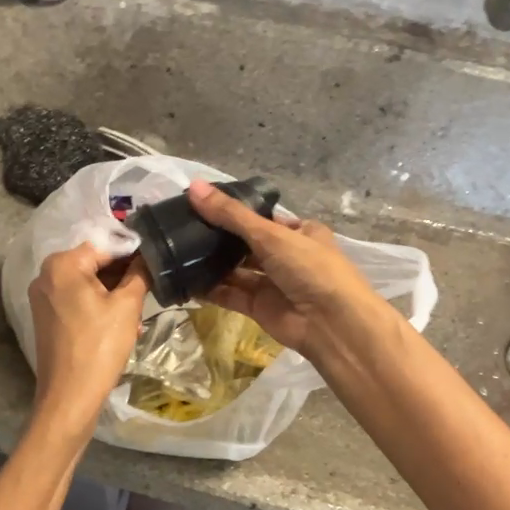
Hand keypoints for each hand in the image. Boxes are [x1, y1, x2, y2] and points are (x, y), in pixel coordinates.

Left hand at [28, 243, 148, 428]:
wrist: (70, 396)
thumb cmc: (99, 346)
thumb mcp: (127, 306)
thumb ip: (139, 274)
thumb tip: (148, 258)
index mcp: (62, 264)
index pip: (105, 247)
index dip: (133, 255)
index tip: (155, 267)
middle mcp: (45, 275)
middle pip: (93, 265)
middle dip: (121, 278)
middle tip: (147, 294)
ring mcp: (42, 299)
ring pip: (86, 286)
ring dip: (113, 296)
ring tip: (136, 317)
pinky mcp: (46, 319)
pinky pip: (76, 303)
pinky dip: (97, 309)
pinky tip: (120, 327)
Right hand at [187, 181, 390, 357]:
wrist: (331, 323)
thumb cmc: (310, 268)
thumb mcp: (271, 234)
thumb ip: (231, 214)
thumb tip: (194, 186)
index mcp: (299, 232)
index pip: (262, 218)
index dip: (234, 212)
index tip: (201, 206)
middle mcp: (286, 256)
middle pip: (246, 244)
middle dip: (219, 239)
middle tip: (183, 228)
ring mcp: (272, 283)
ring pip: (237, 270)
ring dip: (212, 264)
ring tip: (178, 253)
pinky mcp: (259, 308)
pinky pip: (231, 295)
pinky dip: (211, 289)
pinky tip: (187, 281)